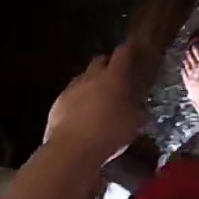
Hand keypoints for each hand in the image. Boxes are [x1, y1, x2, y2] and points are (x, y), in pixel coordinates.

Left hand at [42, 43, 147, 168]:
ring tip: (100, 96)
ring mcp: (72, 89)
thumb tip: (140, 106)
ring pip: (84, 77)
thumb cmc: (111, 133)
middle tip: (117, 74)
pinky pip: (71, 94)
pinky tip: (83, 112)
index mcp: (114, 78)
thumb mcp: (135, 123)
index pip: (123, 54)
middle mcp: (92, 77)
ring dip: (93, 81)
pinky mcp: (57, 104)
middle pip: (100, 60)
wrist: (72, 150)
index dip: (130, 49)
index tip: (135, 48)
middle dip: (108, 64)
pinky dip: (79, 98)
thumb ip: (138, 110)